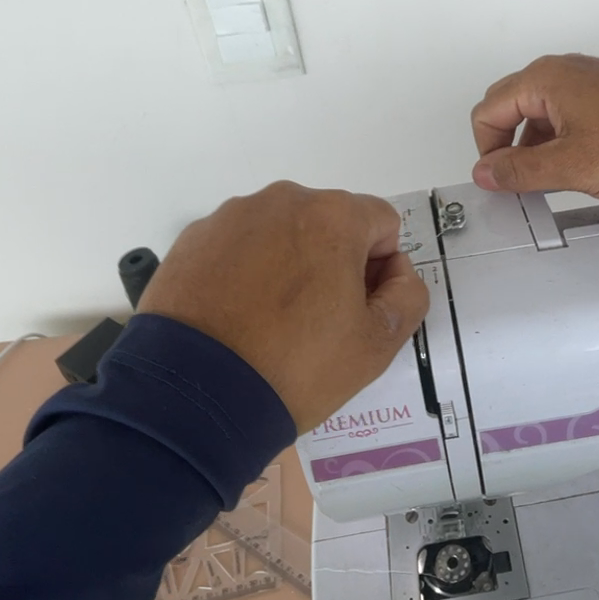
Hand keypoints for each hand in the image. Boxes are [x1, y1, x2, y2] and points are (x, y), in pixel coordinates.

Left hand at [137, 182, 430, 433]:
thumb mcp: (377, 345)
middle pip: (330, 222)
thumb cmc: (295, 366)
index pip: (382, 223)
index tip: (358, 308)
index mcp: (334, 215)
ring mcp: (232, 217)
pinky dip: (244, 271)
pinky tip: (233, 317)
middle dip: (333, 261)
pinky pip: (237, 246)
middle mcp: (283, 201)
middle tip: (316, 321)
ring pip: (281, 232)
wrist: (191, 398)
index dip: (381, 267)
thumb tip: (394, 270)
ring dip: (288, 262)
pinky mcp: (192, 240)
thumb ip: (407, 295)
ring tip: (268, 323)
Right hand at [470, 54, 598, 201]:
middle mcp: (562, 70)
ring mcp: (587, 79)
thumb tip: (485, 172)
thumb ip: (518, 170)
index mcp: (544, 78)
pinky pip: (565, 112)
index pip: (488, 111)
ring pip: (538, 111)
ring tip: (551, 178)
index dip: (488, 150)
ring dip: (533, 144)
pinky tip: (575, 164)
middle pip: (508, 106)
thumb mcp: (569, 166)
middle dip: (506, 144)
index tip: (502, 180)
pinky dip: (558, 137)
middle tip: (520, 180)